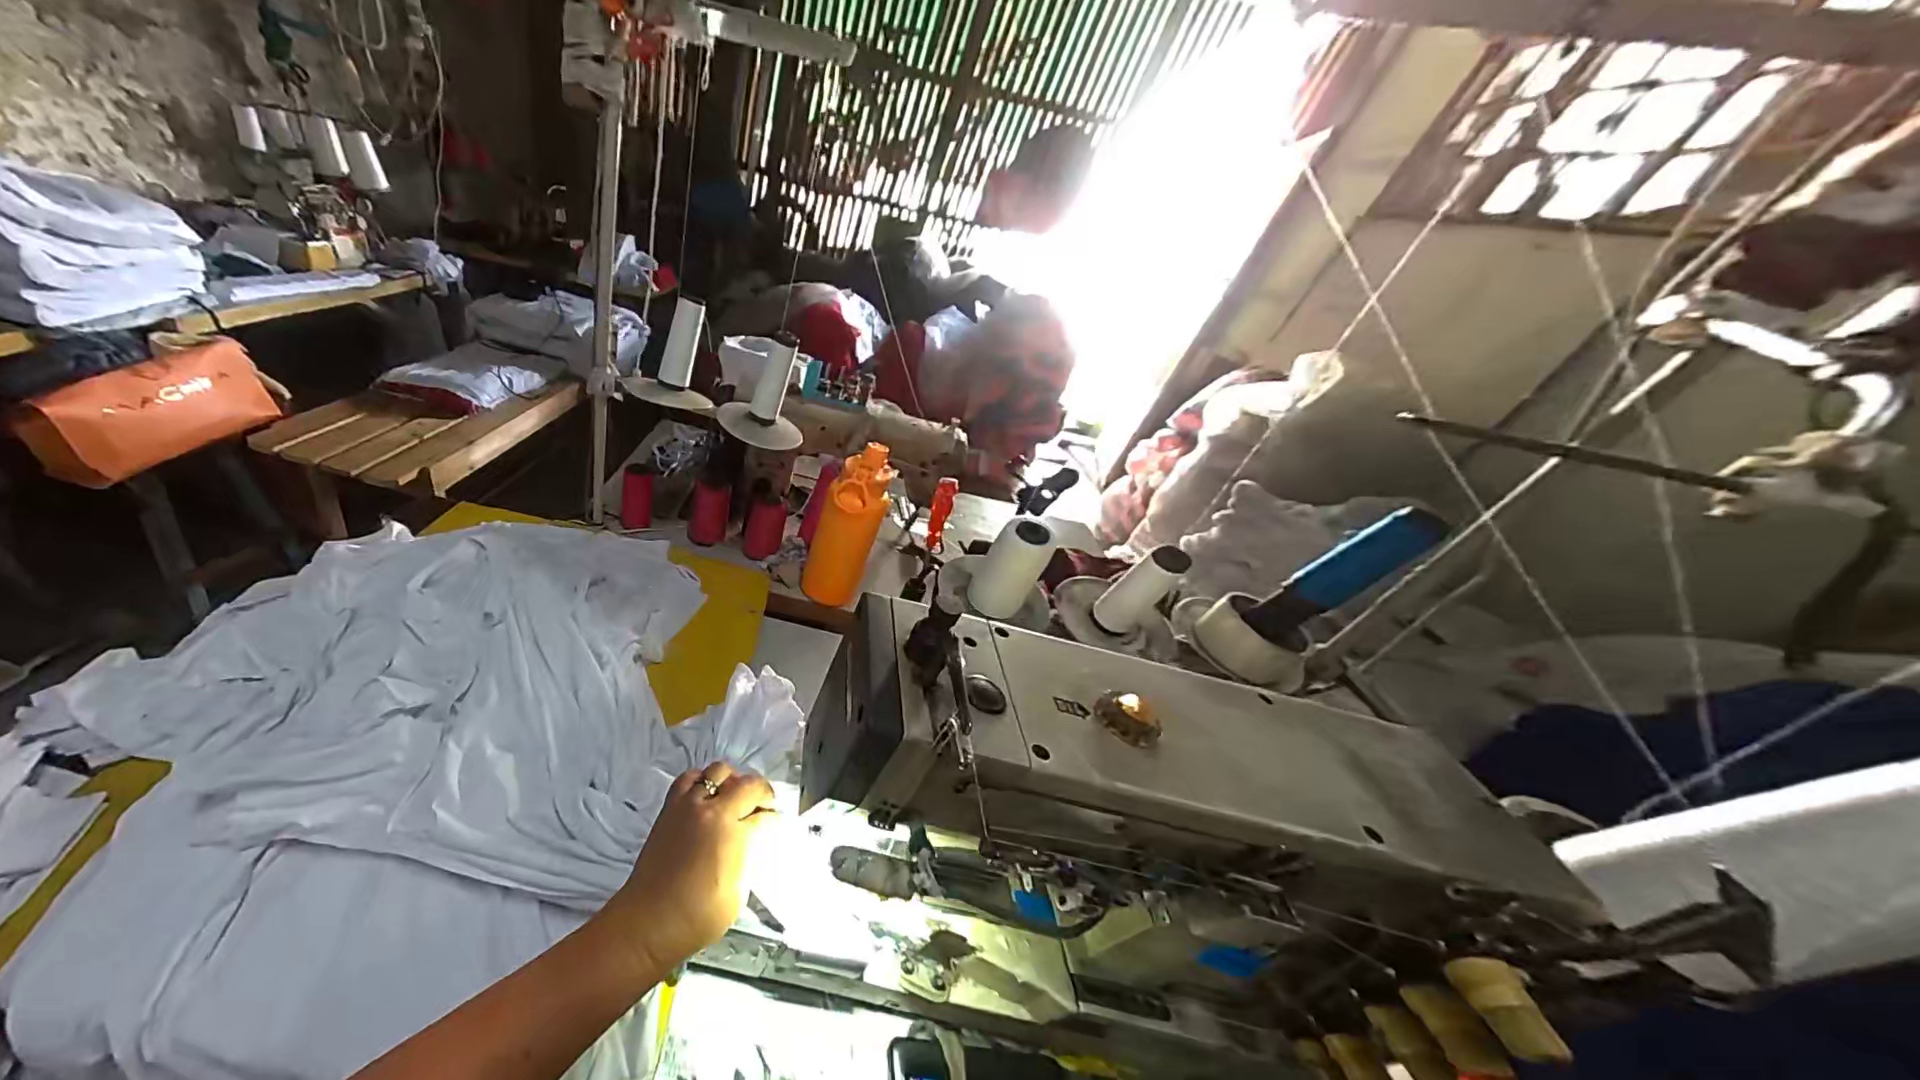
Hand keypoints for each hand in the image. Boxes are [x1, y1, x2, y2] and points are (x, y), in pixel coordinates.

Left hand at [596, 762, 775, 979]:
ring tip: (734, 798)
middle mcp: (710, 810)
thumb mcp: (738, 892)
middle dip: (761, 794)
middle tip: (762, 808)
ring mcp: (687, 806)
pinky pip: (689, 779)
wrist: (647, 926)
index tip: (775, 823)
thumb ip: (748, 856)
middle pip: (748, 783)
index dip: (774, 818)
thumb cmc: (694, 917)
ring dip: (733, 781)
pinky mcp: (668, 810)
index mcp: (732, 830)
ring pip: (719, 770)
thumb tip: (751, 842)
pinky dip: (702, 780)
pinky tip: (706, 797)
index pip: (765, 812)